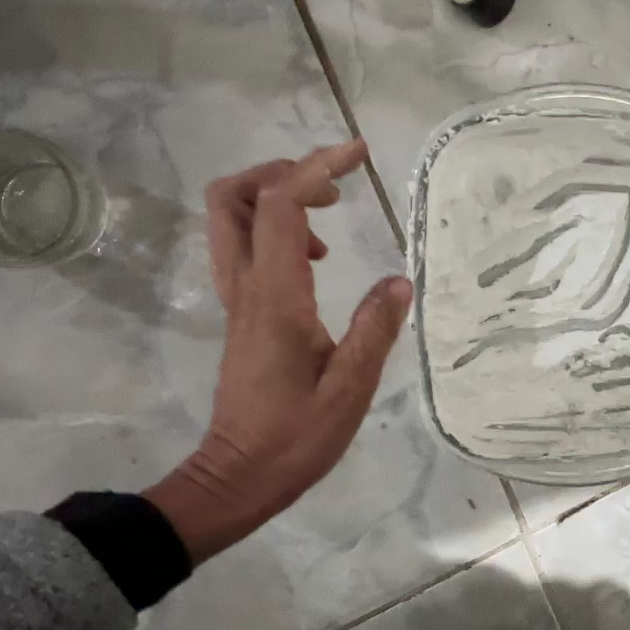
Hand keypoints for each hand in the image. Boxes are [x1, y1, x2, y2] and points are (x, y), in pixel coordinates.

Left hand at [145, 141, 411, 562]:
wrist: (238, 475)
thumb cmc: (296, 437)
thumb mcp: (350, 388)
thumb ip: (374, 330)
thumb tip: (400, 281)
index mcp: (275, 297)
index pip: (279, 206)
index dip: (315, 168)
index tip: (357, 155)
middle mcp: (246, 287)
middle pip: (231, 197)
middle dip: (280, 172)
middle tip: (332, 186)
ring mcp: (238, 300)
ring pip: (230, 220)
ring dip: (275, 200)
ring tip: (329, 223)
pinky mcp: (242, 315)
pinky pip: (246, 249)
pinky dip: (278, 232)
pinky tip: (319, 261)